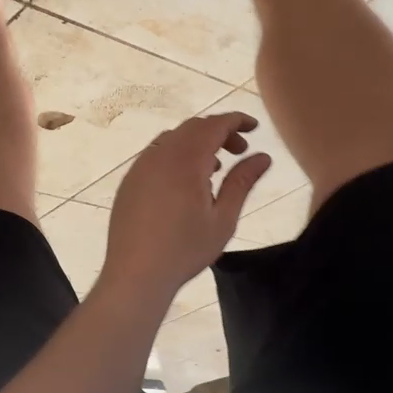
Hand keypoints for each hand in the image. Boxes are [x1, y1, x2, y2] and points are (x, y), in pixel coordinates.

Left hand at [103, 113, 271, 303]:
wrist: (136, 272)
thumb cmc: (185, 249)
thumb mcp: (223, 218)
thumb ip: (242, 182)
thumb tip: (263, 156)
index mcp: (185, 160)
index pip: (213, 125)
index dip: (235, 121)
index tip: (255, 127)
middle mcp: (159, 154)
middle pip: (192, 128)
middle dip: (218, 131)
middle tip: (240, 151)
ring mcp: (140, 166)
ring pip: (172, 139)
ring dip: (196, 143)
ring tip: (215, 168)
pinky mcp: (129, 180)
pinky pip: (156, 154)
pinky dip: (176, 154)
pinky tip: (186, 182)